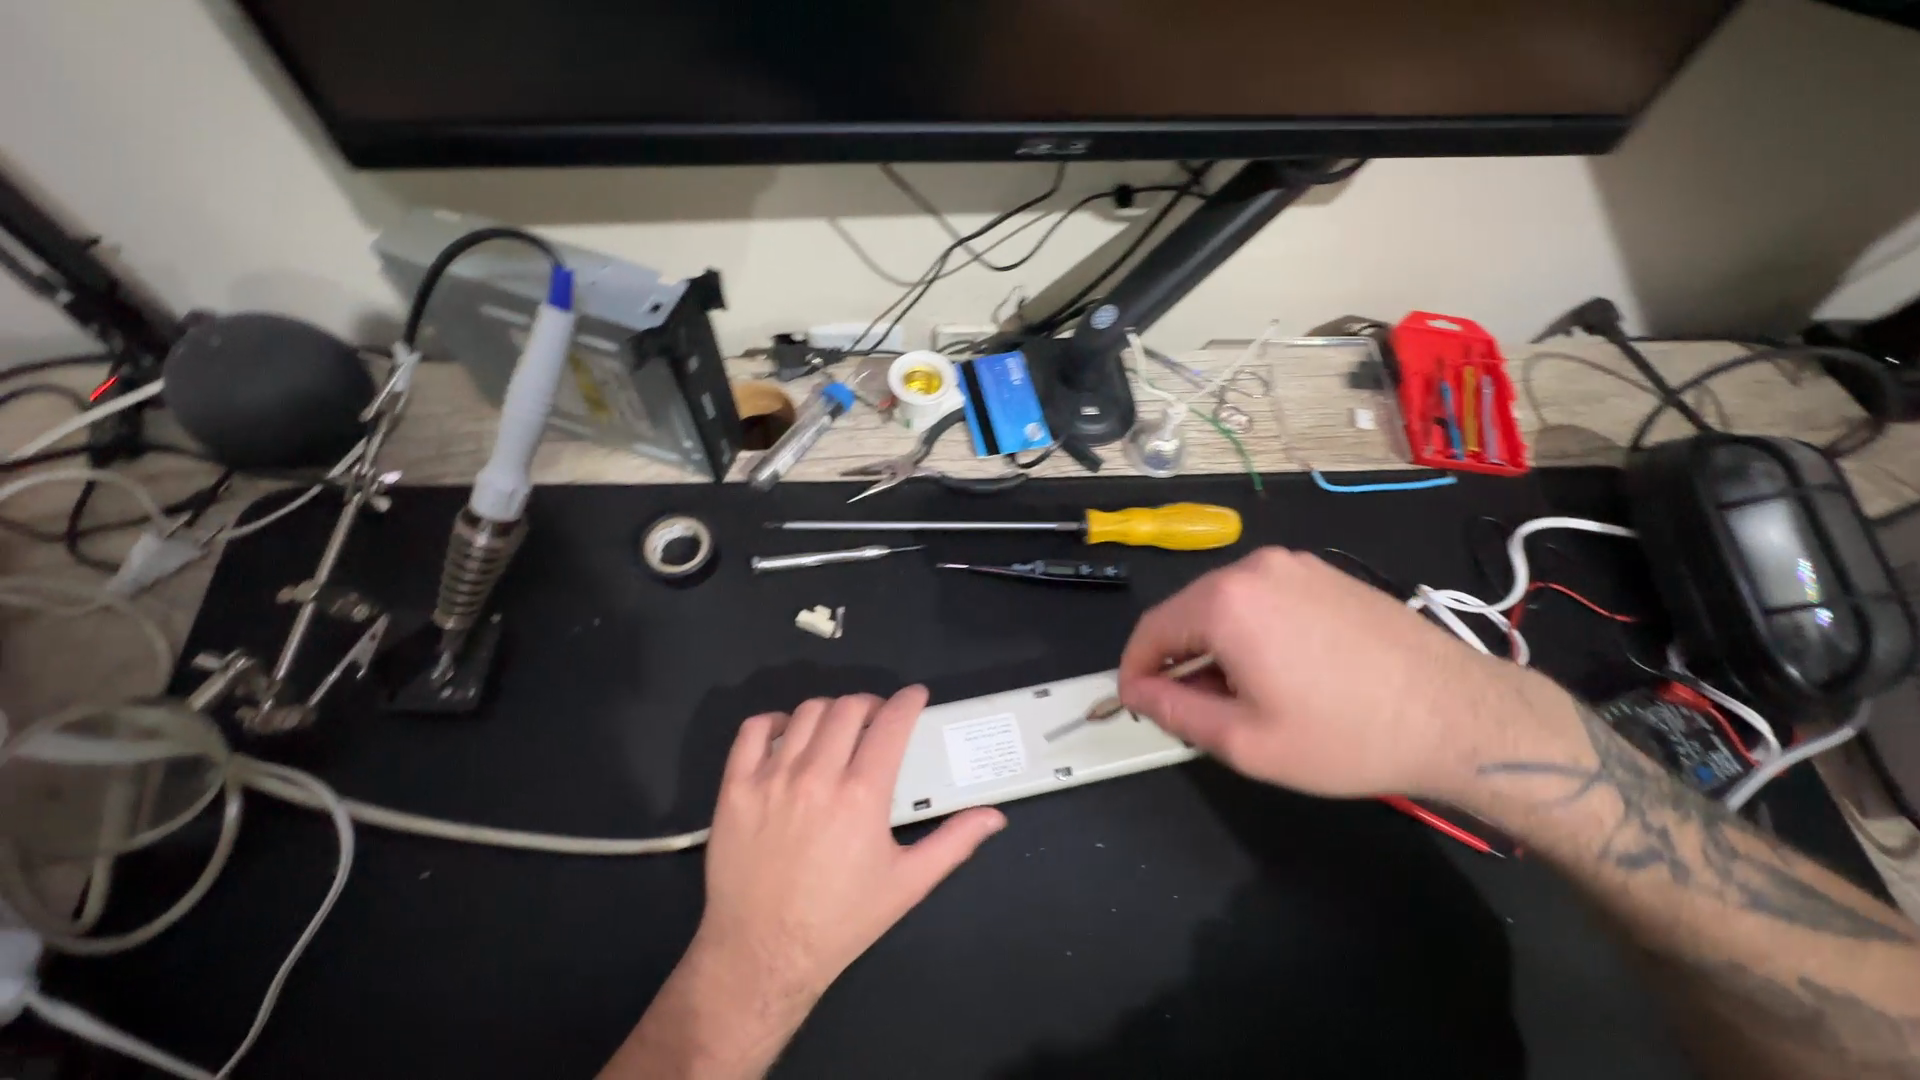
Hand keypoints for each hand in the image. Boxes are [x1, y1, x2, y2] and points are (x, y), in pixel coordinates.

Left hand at [694, 686, 1006, 1008]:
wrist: (765, 953)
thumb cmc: (841, 920)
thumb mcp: (907, 884)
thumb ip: (953, 843)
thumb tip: (994, 817)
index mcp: (862, 795)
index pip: (891, 723)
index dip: (908, 701)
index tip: (914, 697)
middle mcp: (817, 776)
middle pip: (848, 708)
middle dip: (871, 704)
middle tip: (878, 720)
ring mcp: (771, 779)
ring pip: (806, 713)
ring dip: (830, 712)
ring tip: (839, 729)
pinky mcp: (735, 789)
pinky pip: (754, 731)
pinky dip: (776, 722)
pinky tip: (790, 736)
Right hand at [1117, 547, 1576, 802]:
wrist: (1459, 715)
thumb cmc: (1344, 736)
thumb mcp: (1244, 741)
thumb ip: (1173, 710)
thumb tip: (1135, 689)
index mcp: (1226, 601)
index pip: (1151, 630)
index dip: (1134, 670)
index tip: (1137, 704)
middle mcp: (1256, 568)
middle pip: (1187, 613)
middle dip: (1178, 660)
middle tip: (1193, 711)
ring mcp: (1296, 566)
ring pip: (1226, 605)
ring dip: (1216, 647)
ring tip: (1242, 697)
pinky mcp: (1327, 574)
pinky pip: (1264, 599)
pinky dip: (1251, 631)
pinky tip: (1281, 672)